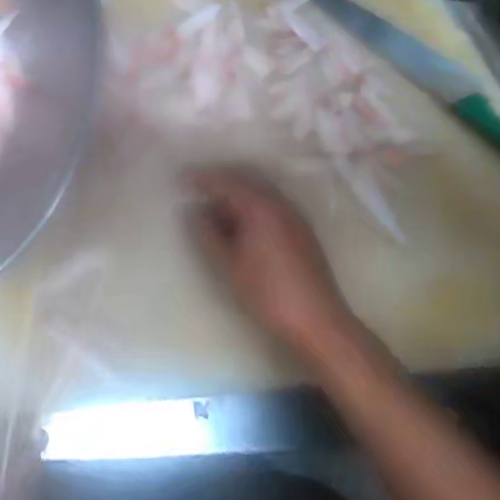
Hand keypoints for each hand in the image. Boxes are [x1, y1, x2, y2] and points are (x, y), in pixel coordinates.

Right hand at [188, 168, 363, 359]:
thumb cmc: (268, 292)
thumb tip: (193, 211)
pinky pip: (270, 205)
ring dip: (235, 196)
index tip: (181, 180)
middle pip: (244, 180)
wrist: (318, 320)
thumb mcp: (228, 264)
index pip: (226, 181)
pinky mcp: (301, 230)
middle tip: (196, 190)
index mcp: (260, 205)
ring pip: (259, 193)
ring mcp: (294, 215)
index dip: (202, 178)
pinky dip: (250, 207)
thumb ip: (207, 233)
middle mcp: (279, 202)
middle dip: (219, 182)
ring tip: (214, 211)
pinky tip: (240, 226)